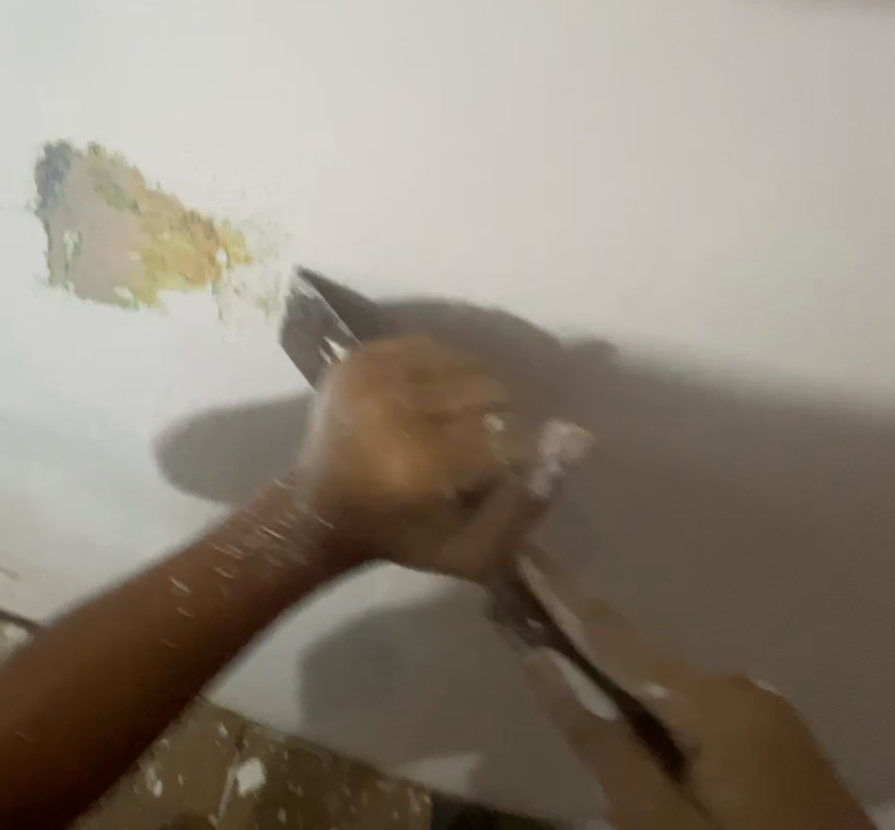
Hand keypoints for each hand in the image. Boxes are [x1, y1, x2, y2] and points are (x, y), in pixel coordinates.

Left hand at [296, 336, 588, 578]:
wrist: (318, 503)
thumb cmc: (401, 534)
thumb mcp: (472, 550)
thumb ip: (528, 502)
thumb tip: (576, 437)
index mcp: (422, 462)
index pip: (512, 435)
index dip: (523, 450)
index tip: (506, 467)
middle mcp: (394, 408)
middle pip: (491, 391)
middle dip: (501, 419)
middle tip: (479, 445)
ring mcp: (369, 376)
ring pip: (464, 362)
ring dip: (473, 390)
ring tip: (455, 421)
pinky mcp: (355, 358)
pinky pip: (427, 345)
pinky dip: (441, 368)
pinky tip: (430, 397)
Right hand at [517, 547, 875, 829]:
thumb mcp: (660, 823)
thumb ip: (599, 739)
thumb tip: (538, 658)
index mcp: (716, 703)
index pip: (611, 637)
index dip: (557, 596)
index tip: (519, 550)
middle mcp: (743, 691)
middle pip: (638, 662)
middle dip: (579, 645)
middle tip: (523, 625)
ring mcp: (767, 718)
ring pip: (665, 690)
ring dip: (614, 685)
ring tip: (563, 677)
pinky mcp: (778, 746)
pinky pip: (694, 713)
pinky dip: (652, 714)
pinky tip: (627, 728)